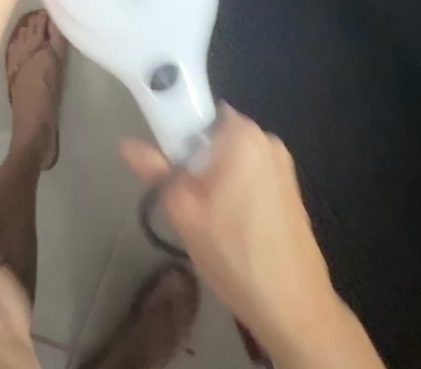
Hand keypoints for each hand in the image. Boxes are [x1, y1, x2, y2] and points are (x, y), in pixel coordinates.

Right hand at [122, 108, 340, 350]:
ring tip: (205, 218)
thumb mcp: (184, 211)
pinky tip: (229, 228)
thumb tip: (127, 144)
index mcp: (243, 134)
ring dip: (213, 179)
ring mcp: (283, 167)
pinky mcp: (290, 191)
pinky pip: (250, 178)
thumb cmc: (234, 253)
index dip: (175, 132)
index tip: (163, 160)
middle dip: (194, 161)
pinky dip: (234, 193)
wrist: (293, 307)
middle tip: (182, 197)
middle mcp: (267, 140)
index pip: (197, 112)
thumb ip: (156, 170)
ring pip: (231, 160)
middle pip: (214, 137)